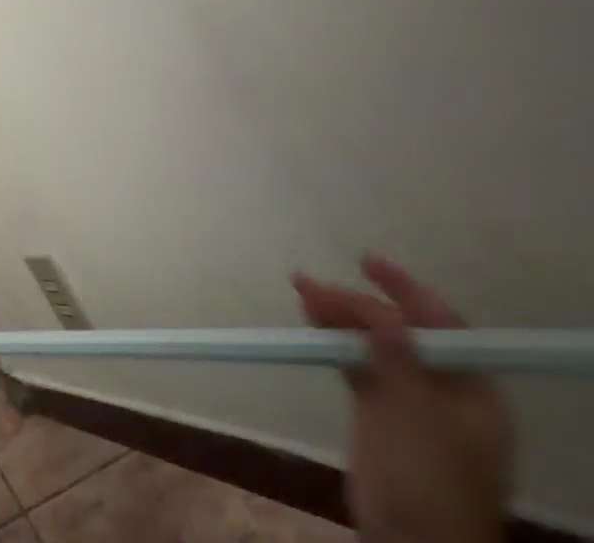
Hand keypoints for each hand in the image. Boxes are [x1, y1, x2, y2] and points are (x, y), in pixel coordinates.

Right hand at [293, 256, 513, 542]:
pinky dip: (333, 346)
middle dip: (358, 303)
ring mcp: (411, 404)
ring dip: (339, 320)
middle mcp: (445, 390)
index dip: (405, 290)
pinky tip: (310, 332)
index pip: (441, 326)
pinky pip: (357, 369)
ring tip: (301, 296)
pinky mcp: (379, 416)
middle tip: (306, 283)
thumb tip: (380, 311)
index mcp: (472, 390)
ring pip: (374, 347)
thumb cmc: (426, 476)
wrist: (413, 538)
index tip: (364, 260)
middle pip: (402, 333)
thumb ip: (396, 359)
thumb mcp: (414, 415)